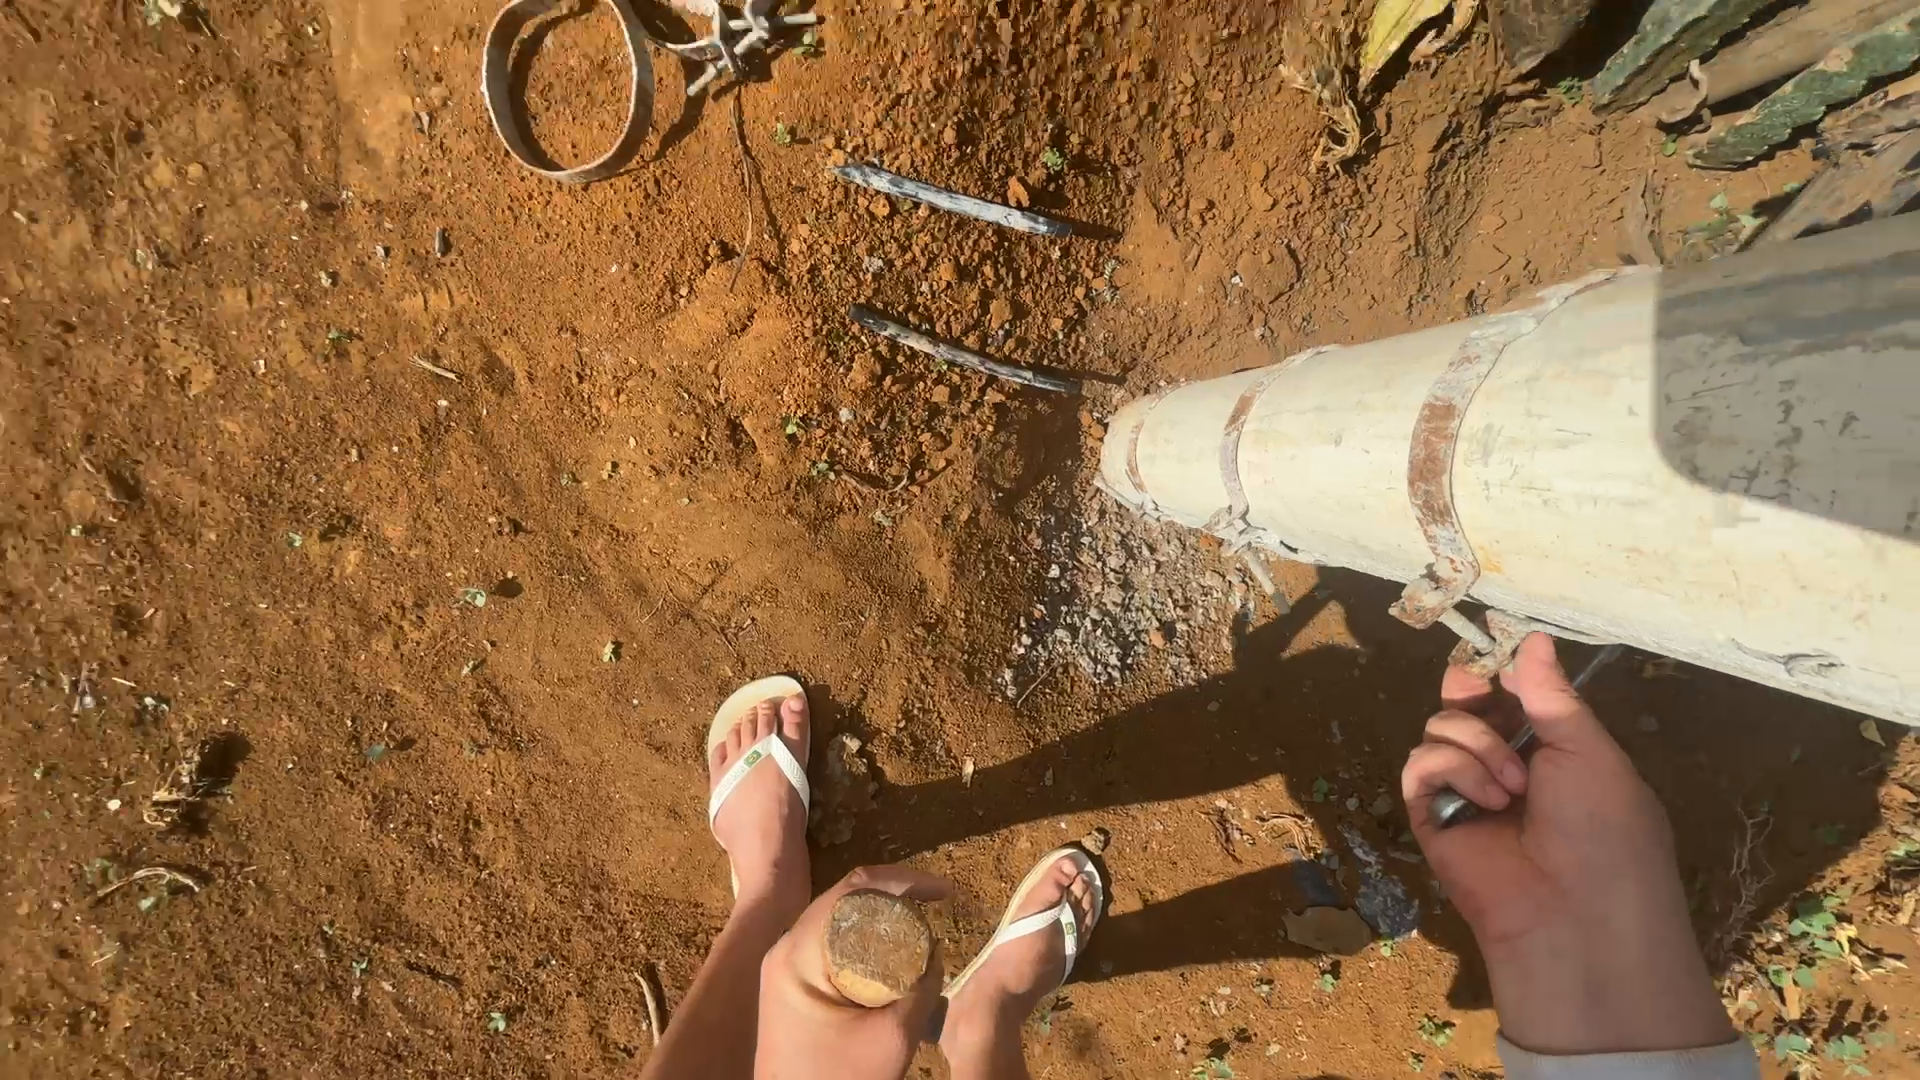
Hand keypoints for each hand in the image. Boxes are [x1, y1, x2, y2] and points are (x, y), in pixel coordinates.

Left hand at [755, 865, 950, 1079]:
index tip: (943, 892)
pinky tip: (893, 948)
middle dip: (896, 893)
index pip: (854, 889)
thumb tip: (936, 951)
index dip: (903, 880)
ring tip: (920, 921)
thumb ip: (922, 989)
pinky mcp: (791, 980)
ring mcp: (784, 963)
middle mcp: (785, 946)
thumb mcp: (892, 1040)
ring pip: (840, 915)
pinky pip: (833, 939)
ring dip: (882, 913)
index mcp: (798, 952)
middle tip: (935, 904)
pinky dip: (866, 935)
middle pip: (846, 897)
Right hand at [1403, 633, 1732, 1054]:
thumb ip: (1552, 695)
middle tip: (1485, 702)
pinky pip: (1420, 761)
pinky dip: (1452, 770)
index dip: (1494, 672)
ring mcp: (1459, 785)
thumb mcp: (1592, 754)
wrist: (1575, 911)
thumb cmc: (1605, 831)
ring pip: (1438, 725)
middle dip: (1472, 697)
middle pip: (1460, 700)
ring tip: (1512, 786)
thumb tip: (1534, 637)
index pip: (1504, 693)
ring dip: (1476, 745)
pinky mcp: (1426, 807)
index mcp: (1545, 748)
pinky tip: (1485, 800)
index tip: (1493, 658)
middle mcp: (1498, 761)